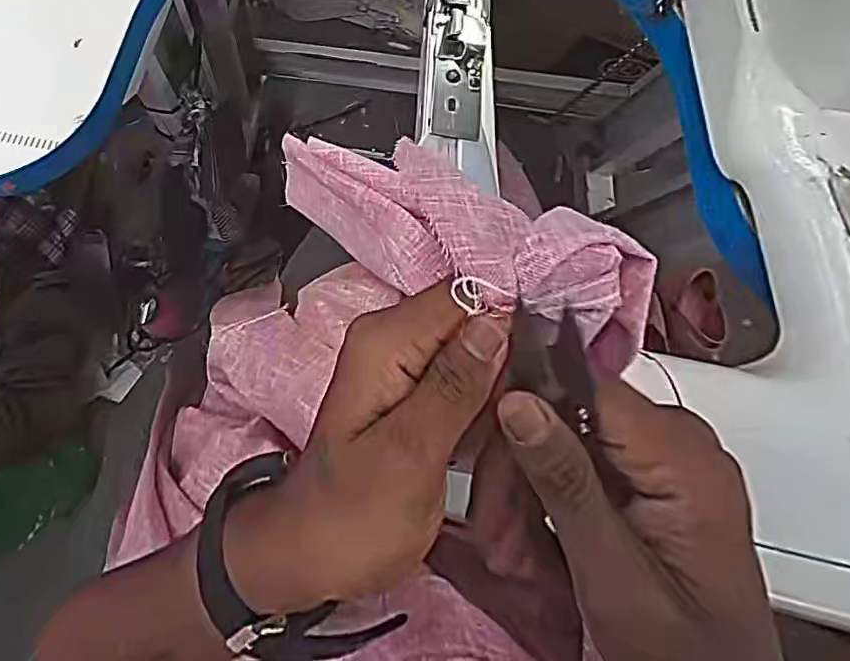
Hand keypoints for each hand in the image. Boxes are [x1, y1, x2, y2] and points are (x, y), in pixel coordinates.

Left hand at [224, 281, 510, 612]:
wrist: (308, 554)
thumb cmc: (351, 517)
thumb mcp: (410, 455)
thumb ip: (454, 386)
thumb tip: (495, 323)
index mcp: (385, 340)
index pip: (461, 295)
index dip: (506, 320)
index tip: (541, 358)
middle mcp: (391, 337)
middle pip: (469, 319)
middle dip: (507, 354)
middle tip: (528, 406)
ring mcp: (401, 363)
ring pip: (471, 349)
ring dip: (499, 382)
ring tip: (516, 423)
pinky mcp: (412, 390)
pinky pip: (462, 377)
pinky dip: (484, 401)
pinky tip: (495, 432)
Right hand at [497, 380, 779, 660]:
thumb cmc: (683, 658)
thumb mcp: (614, 578)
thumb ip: (566, 483)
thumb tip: (520, 403)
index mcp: (686, 457)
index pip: (588, 387)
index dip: (529, 406)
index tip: (488, 441)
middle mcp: (681, 445)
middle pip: (572, 413)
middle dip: (521, 463)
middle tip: (494, 522)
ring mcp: (665, 462)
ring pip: (568, 437)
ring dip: (527, 486)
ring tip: (509, 545)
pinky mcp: (649, 480)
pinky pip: (582, 461)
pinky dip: (548, 496)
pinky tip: (531, 538)